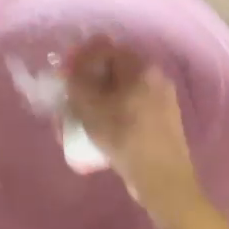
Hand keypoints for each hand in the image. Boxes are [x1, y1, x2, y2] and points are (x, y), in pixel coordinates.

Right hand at [66, 36, 203, 223]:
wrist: (163, 181)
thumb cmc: (124, 136)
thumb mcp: (90, 106)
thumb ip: (76, 80)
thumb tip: (71, 68)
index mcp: (141, 67)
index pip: (104, 48)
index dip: (80, 57)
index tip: (65, 75)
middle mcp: (156, 76)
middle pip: (114, 68)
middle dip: (89, 78)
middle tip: (72, 95)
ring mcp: (163, 99)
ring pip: (123, 88)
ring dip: (101, 96)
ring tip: (84, 114)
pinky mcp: (164, 120)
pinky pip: (133, 105)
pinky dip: (115, 110)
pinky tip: (103, 127)